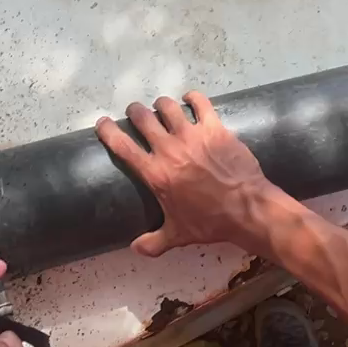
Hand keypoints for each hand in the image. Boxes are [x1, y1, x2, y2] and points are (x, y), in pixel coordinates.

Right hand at [95, 91, 300, 259]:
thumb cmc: (210, 221)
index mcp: (155, 173)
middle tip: (136, 113)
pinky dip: (193, 97)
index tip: (102, 123)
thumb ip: (154, 242)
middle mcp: (169, 149)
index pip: (122, 146)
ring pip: (168, 106)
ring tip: (161, 107)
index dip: (108, 131)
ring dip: (161, 104)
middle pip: (142, 118)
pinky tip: (190, 99)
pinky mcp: (214, 128)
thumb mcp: (178, 234)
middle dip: (135, 112)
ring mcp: (192, 135)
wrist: (246, 207)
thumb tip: (135, 248)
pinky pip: (200, 103)